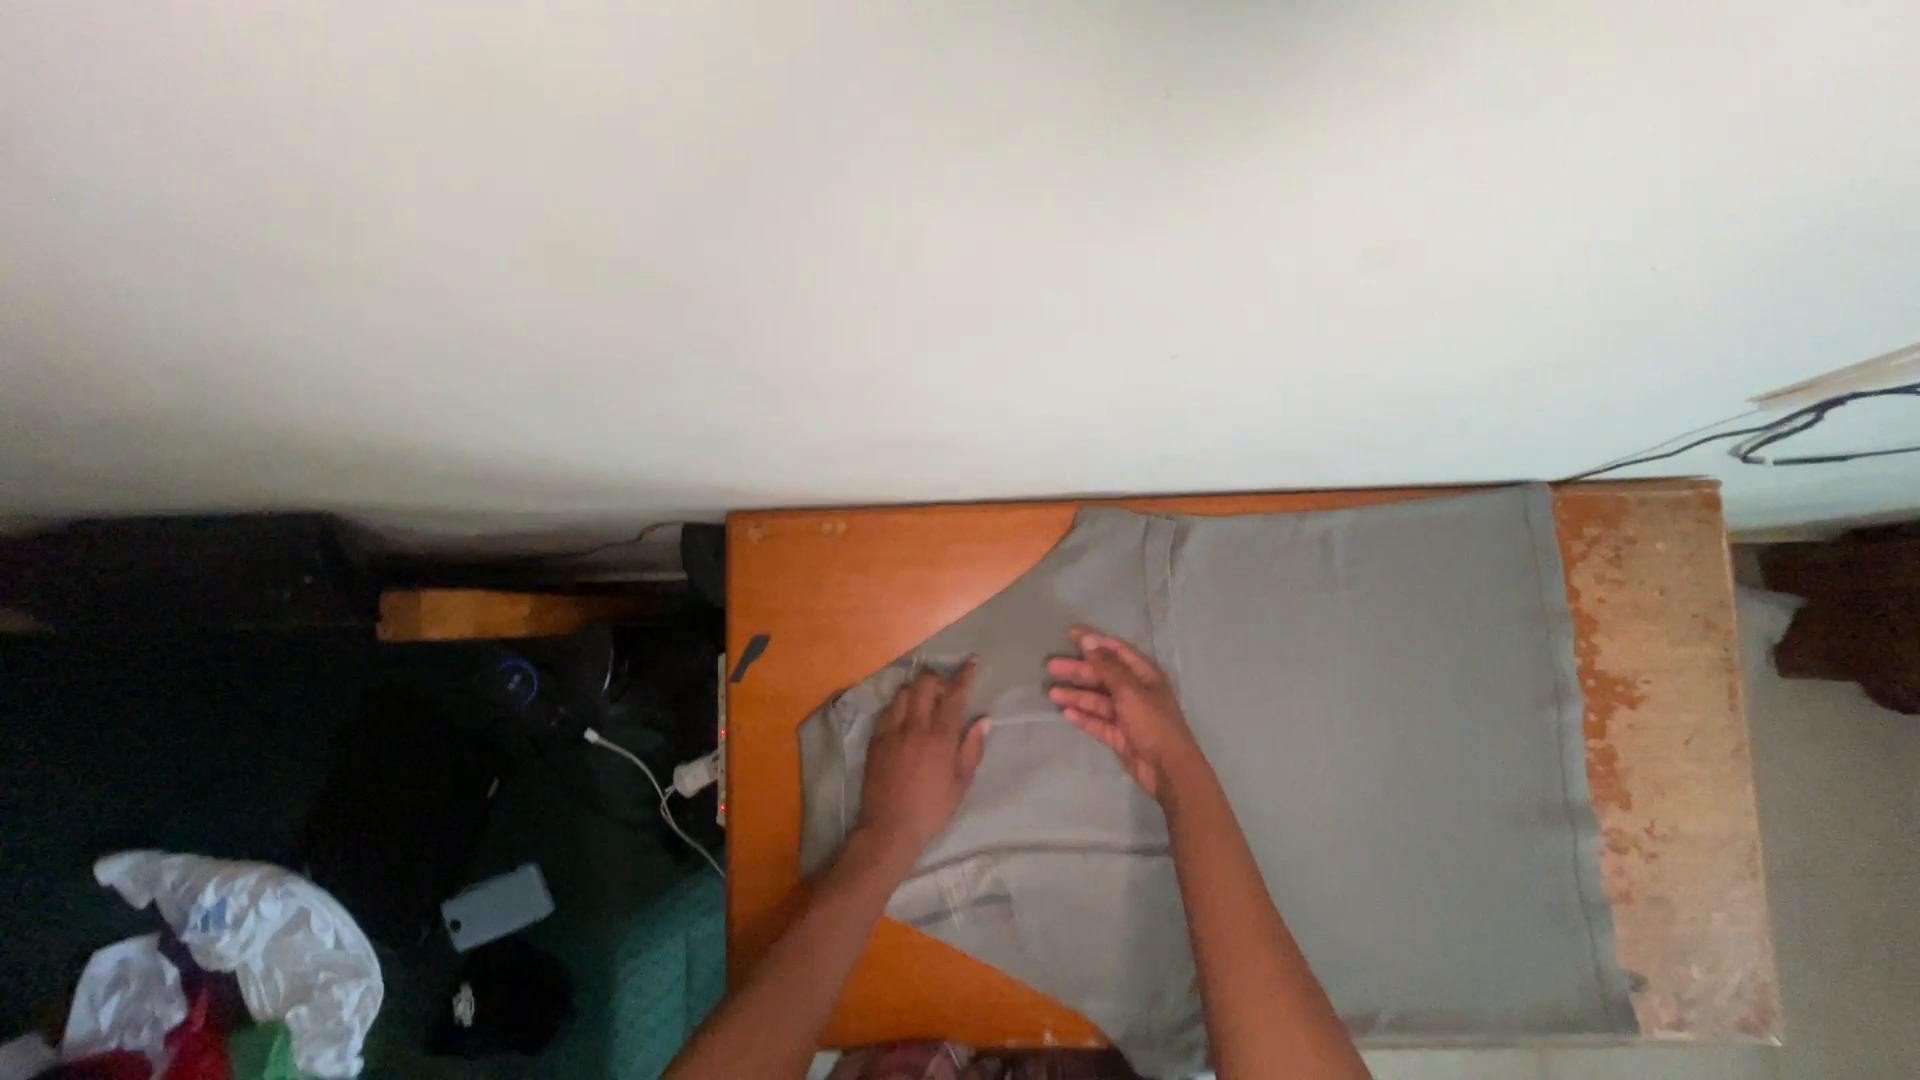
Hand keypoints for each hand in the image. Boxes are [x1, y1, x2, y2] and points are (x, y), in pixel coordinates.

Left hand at [853, 659, 991, 863]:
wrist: (889, 828)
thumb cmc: (932, 809)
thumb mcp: (961, 783)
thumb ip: (972, 747)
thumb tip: (984, 719)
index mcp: (940, 737)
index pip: (954, 694)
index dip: (963, 674)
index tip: (971, 661)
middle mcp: (915, 726)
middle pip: (924, 684)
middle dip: (937, 678)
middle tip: (945, 689)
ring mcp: (891, 731)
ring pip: (903, 693)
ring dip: (917, 690)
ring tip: (925, 702)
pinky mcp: (875, 739)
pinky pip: (887, 710)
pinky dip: (899, 706)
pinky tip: (905, 718)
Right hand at [1047, 626, 1204, 799]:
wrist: (1168, 769)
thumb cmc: (1153, 723)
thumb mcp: (1130, 691)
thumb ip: (1108, 666)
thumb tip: (1088, 640)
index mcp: (1144, 676)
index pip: (1116, 651)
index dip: (1094, 640)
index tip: (1070, 634)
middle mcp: (1136, 692)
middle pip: (1103, 676)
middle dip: (1078, 670)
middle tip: (1052, 667)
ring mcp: (1127, 715)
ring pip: (1098, 700)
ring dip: (1077, 695)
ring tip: (1053, 694)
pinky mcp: (1120, 736)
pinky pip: (1098, 722)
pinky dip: (1084, 718)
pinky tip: (1067, 714)